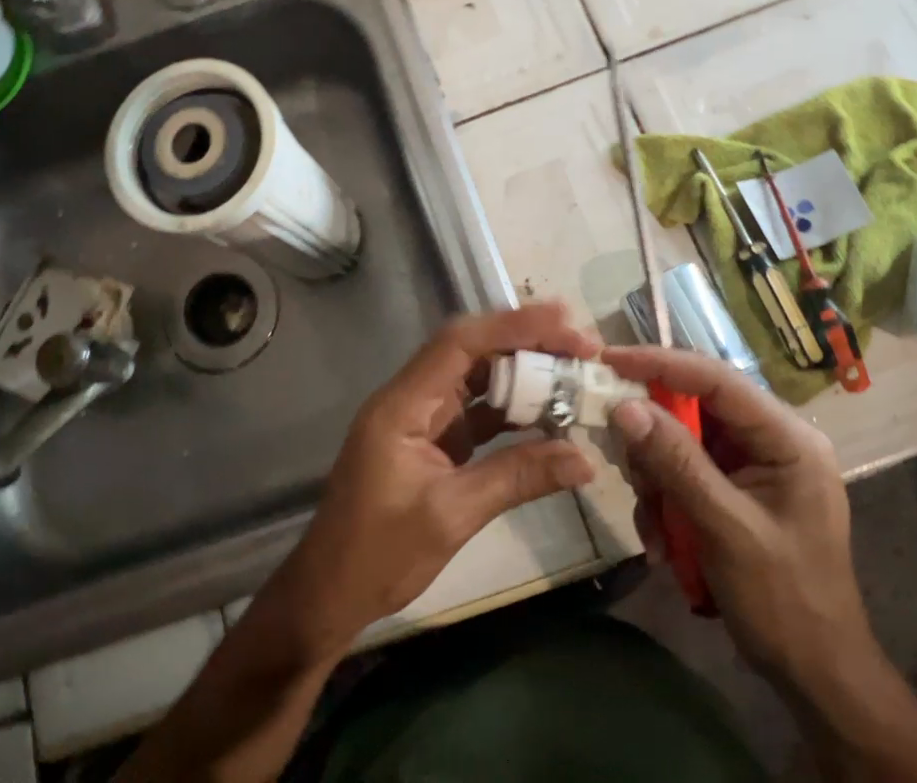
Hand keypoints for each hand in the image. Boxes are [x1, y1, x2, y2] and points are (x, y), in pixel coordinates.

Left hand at [256, 303, 599, 661]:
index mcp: (403, 406)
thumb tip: (584, 459)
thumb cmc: (379, 553)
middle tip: (584, 349)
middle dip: (527, 345)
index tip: (568, 324)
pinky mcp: (432, 446)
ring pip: (477, 383)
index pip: (460, 344)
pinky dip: (513, 415)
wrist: (332, 592)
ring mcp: (421, 423)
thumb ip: (517, 479)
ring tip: (576, 378)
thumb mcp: (451, 514)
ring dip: (524, 379)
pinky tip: (550, 420)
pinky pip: (477, 416)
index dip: (514, 326)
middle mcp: (411, 402)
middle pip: (472, 354)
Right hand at [601, 346, 873, 681]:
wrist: (815, 671)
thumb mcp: (725, 528)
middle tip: (630, 475)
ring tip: (657, 529)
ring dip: (656, 483)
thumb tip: (624, 407)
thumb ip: (676, 463)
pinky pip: (684, 477)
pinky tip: (664, 544)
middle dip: (654, 443)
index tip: (607, 358)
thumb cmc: (783, 599)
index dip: (661, 363)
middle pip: (693, 410)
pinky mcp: (735, 493)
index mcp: (789, 439)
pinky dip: (665, 504)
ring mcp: (753, 468)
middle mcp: (772, 442)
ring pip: (680, 445)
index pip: (718, 379)